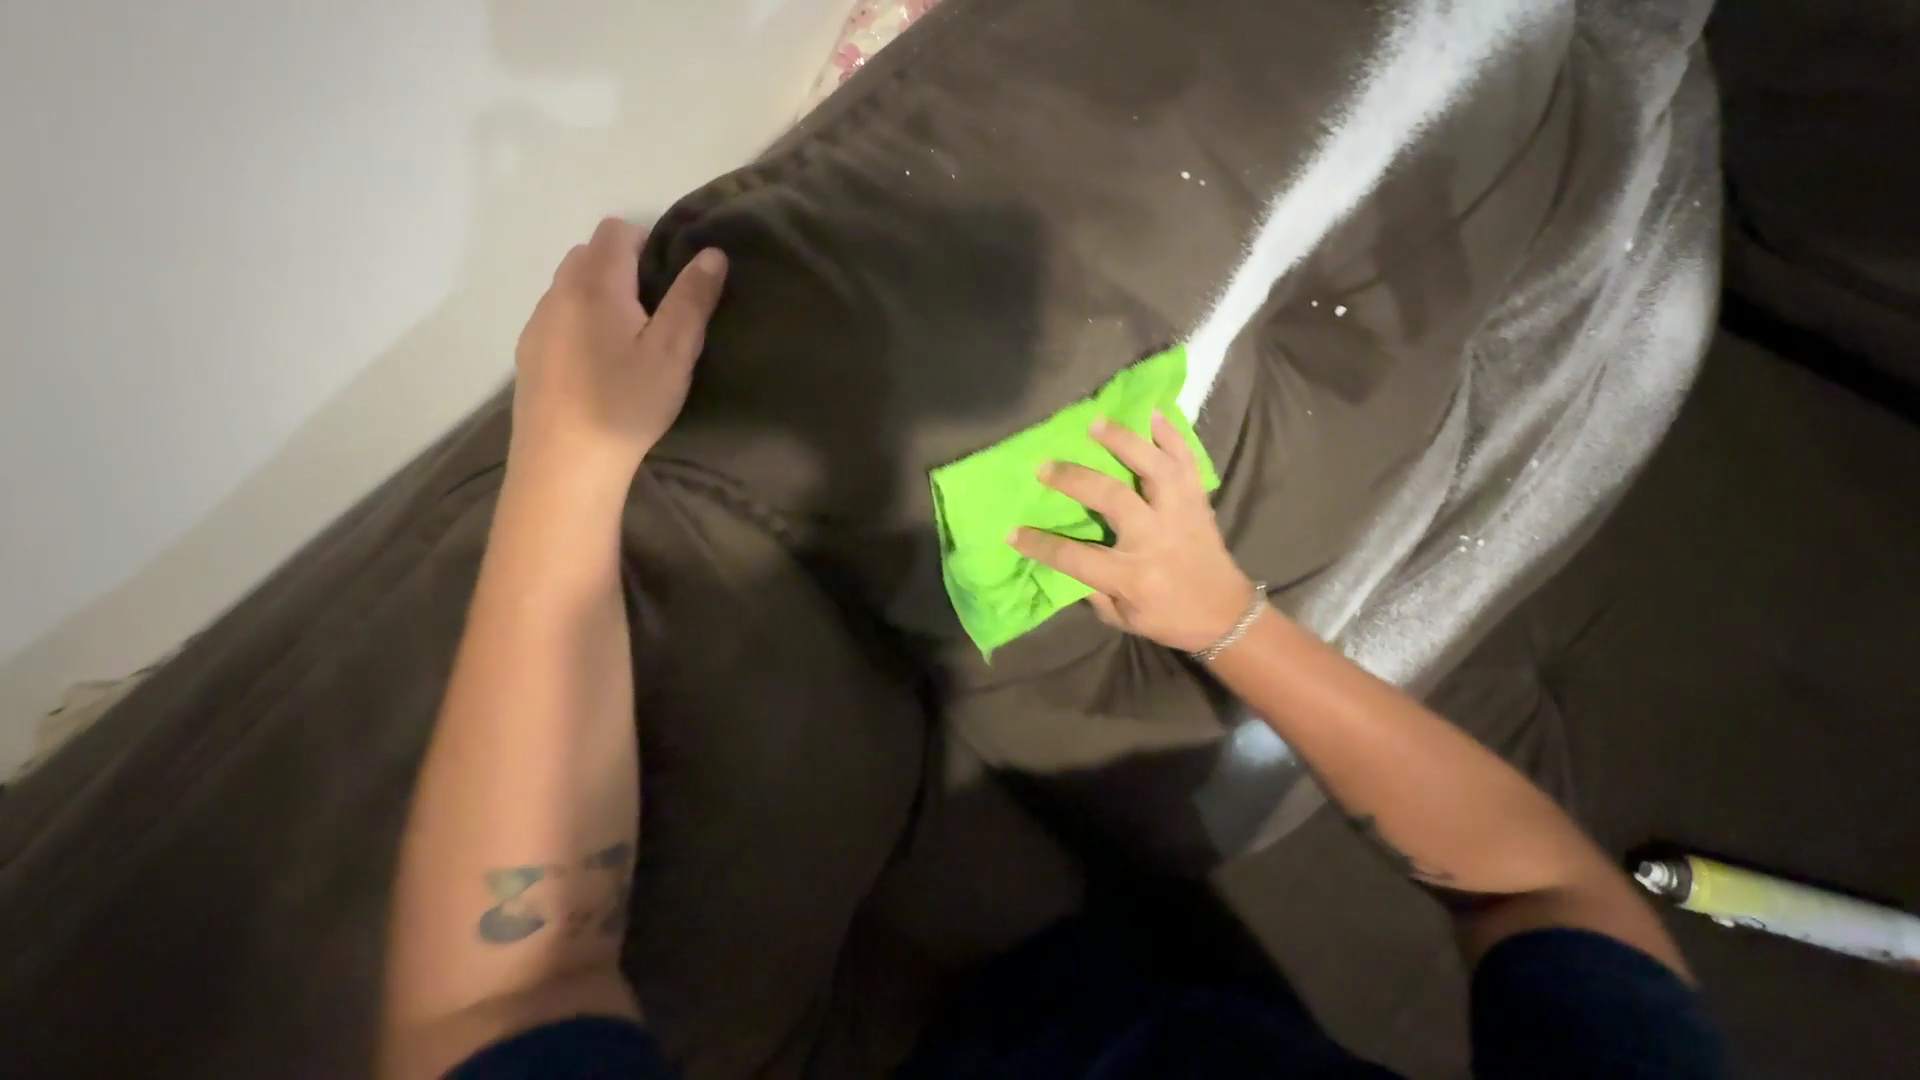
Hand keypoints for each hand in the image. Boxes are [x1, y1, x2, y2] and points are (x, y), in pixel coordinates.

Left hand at [508, 216, 728, 488]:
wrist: (565, 464)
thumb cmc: (626, 403)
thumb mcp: (673, 352)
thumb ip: (692, 299)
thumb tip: (711, 254)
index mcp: (595, 284)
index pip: (616, 231)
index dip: (648, 244)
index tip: (672, 284)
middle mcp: (558, 293)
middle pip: (589, 255)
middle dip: (624, 270)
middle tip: (656, 315)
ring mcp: (537, 325)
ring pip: (570, 288)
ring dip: (600, 298)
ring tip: (628, 345)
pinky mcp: (528, 356)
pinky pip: (557, 320)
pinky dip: (580, 326)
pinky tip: (598, 369)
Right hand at [1009, 412, 1258, 653]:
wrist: (1226, 616)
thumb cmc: (1168, 619)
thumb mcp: (1122, 617)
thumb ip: (1092, 588)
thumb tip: (1063, 555)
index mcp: (1133, 576)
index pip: (1076, 556)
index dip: (1040, 544)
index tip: (1012, 532)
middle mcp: (1155, 539)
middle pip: (1112, 498)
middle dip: (1075, 479)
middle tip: (1045, 465)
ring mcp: (1180, 515)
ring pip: (1154, 468)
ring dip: (1125, 441)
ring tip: (1096, 423)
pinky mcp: (1198, 502)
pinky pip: (1186, 462)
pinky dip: (1172, 436)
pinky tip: (1153, 414)